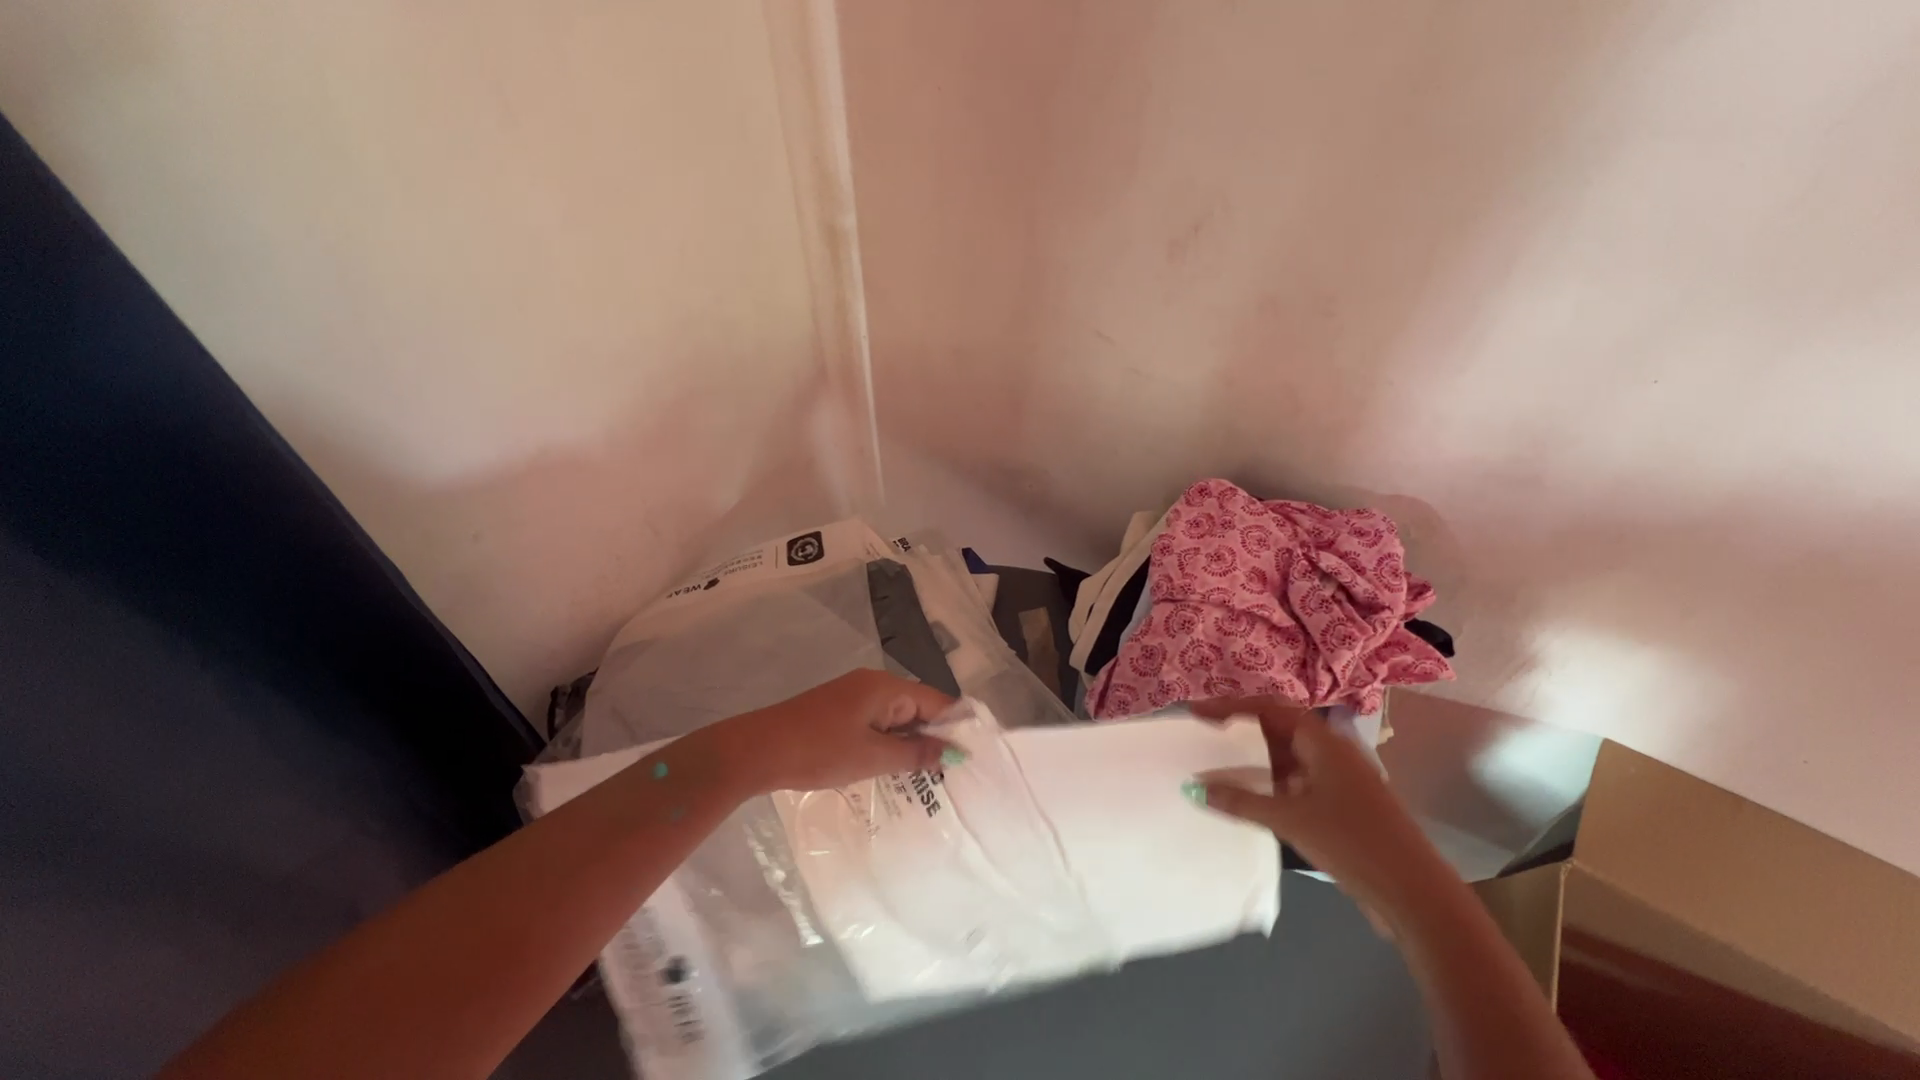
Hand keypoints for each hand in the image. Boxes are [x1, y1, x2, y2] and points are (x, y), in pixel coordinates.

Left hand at [697, 669, 958, 795]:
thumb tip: (953, 751)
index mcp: (885, 688)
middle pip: (917, 706)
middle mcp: (873, 685)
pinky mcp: (838, 712)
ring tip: (930, 777)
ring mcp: (853, 697)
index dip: (956, 726)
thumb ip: (915, 754)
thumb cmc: (819, 751)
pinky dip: (888, 743)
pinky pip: (876, 724)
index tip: (973, 756)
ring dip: (911, 743)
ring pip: (896, 717)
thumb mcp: (873, 757)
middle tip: (954, 773)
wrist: (756, 751)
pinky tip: (894, 769)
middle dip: (935, 737)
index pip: (936, 700)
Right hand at [1190, 697, 1452, 924]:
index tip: (1195, 713)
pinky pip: (1296, 783)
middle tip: (1202, 740)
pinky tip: (1247, 801)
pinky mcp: (1341, 806)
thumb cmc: (1352, 842)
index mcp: (1323, 742)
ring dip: (1253, 762)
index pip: (1268, 709)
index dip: (1230, 707)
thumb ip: (1240, 800)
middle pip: (1278, 730)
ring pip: (1287, 759)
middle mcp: (1332, 752)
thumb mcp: (1290, 819)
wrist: (1413, 892)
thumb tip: (1196, 787)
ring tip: (1216, 769)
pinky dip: (1268, 786)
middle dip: (1239, 733)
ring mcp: (1339, 780)